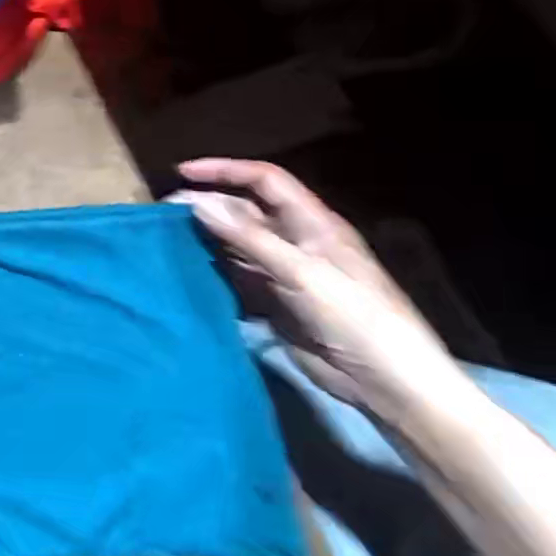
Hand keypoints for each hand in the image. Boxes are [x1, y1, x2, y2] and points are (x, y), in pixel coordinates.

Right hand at [169, 159, 456, 417]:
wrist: (389, 384)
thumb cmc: (356, 318)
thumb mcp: (302, 272)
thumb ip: (248, 238)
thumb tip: (198, 203)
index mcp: (313, 223)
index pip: (264, 180)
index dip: (225, 171)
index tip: (183, 173)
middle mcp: (297, 240)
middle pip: (246, 210)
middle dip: (208, 205)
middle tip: (166, 212)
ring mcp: (285, 272)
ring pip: (238, 243)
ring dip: (207, 237)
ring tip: (169, 237)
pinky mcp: (276, 302)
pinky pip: (238, 276)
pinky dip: (214, 270)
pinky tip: (190, 270)